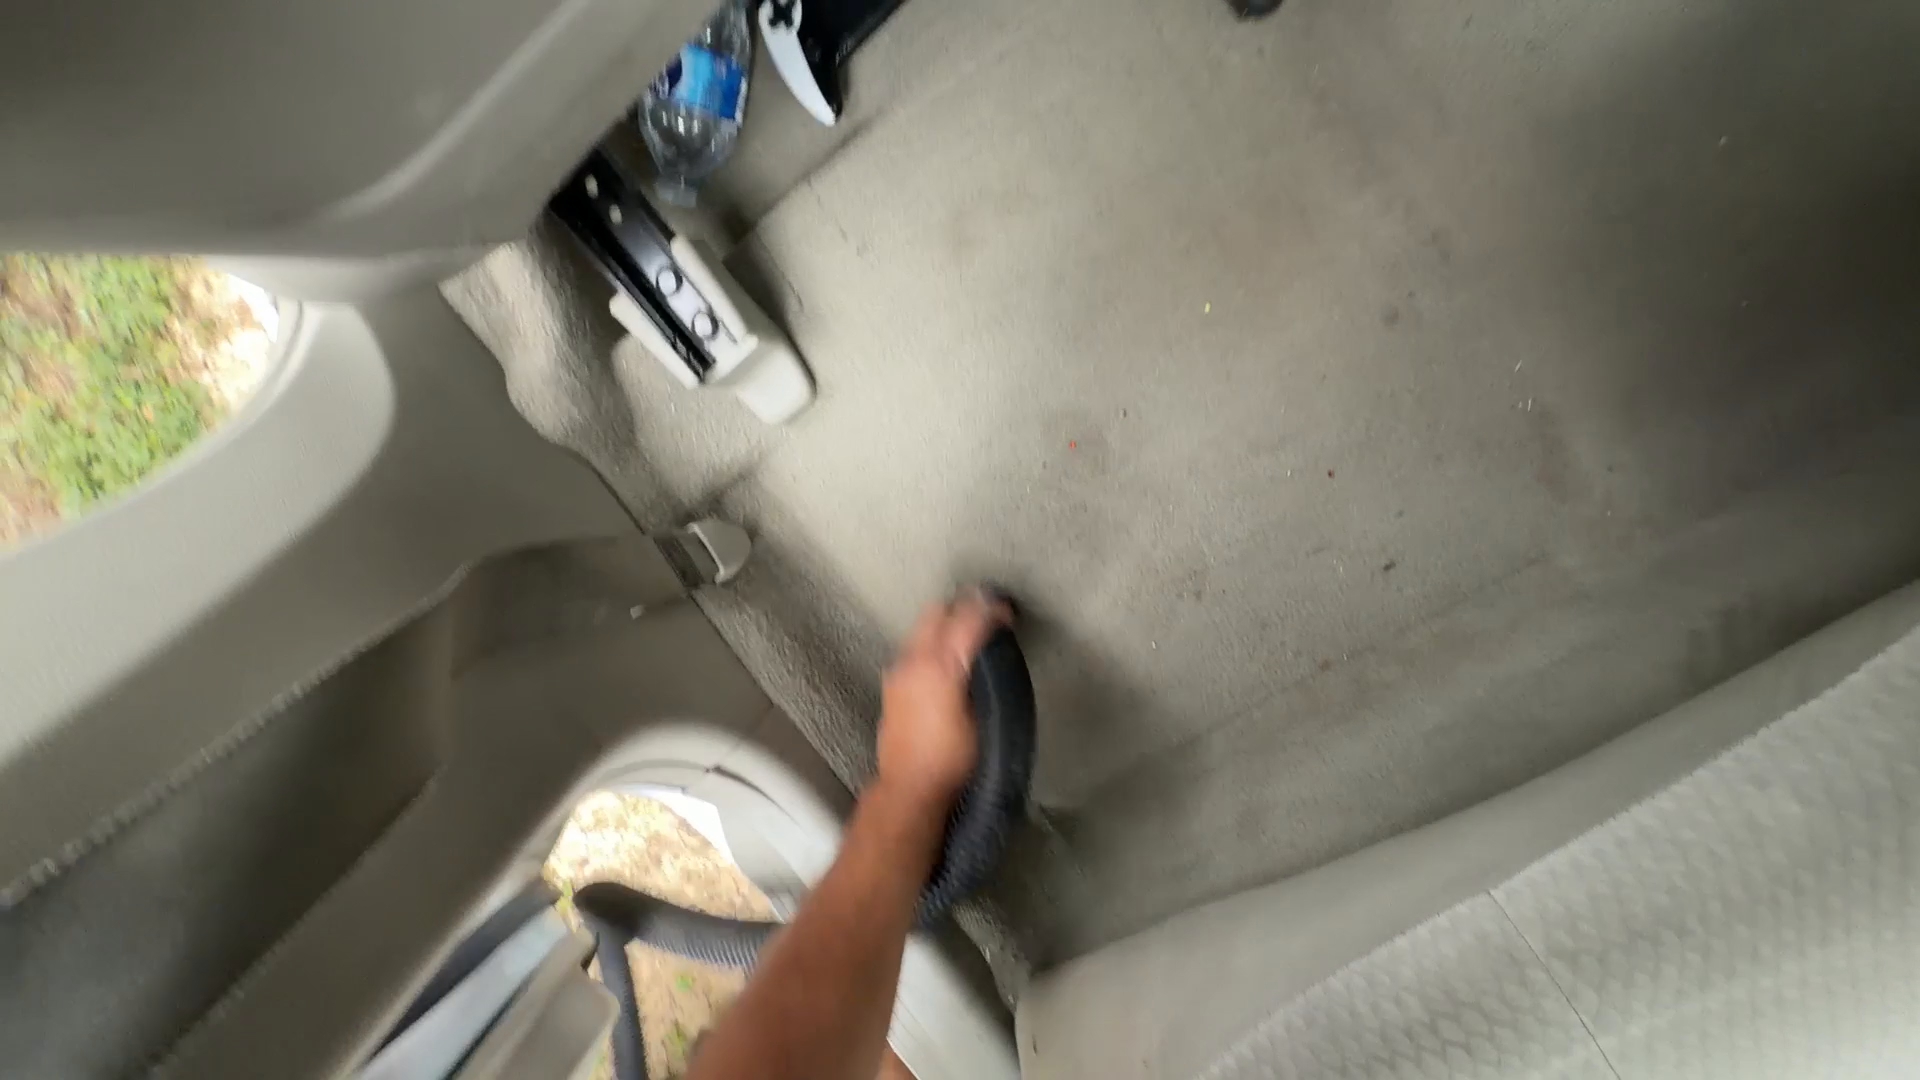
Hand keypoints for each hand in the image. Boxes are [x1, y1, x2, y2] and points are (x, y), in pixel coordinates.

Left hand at [875, 590, 1010, 814]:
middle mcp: (915, 660)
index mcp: (941, 667)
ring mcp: (898, 670)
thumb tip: (986, 658)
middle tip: (988, 614)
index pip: (968, 621)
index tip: (1008, 611)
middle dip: (964, 607)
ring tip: (970, 634)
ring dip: (946, 623)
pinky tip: (947, 659)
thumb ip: (983, 680)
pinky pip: (914, 647)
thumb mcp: (982, 719)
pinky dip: (932, 642)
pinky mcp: (891, 683)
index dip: (991, 611)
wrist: (909, 787)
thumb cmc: (953, 759)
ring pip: (922, 627)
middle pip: (937, 612)